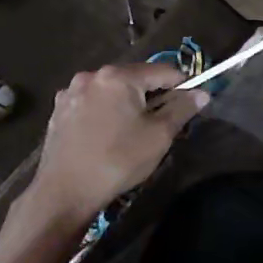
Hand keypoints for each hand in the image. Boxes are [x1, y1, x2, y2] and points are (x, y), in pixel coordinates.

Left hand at [28, 64, 209, 220]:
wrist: (65, 191)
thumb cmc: (119, 159)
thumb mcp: (160, 134)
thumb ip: (183, 108)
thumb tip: (202, 94)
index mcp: (118, 77)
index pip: (164, 71)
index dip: (184, 86)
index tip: (191, 106)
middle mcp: (91, 76)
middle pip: (137, 78)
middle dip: (155, 95)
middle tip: (165, 121)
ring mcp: (71, 93)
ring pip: (114, 90)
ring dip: (131, 103)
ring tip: (136, 129)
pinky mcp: (59, 110)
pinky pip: (95, 102)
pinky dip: (109, 111)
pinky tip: (111, 133)